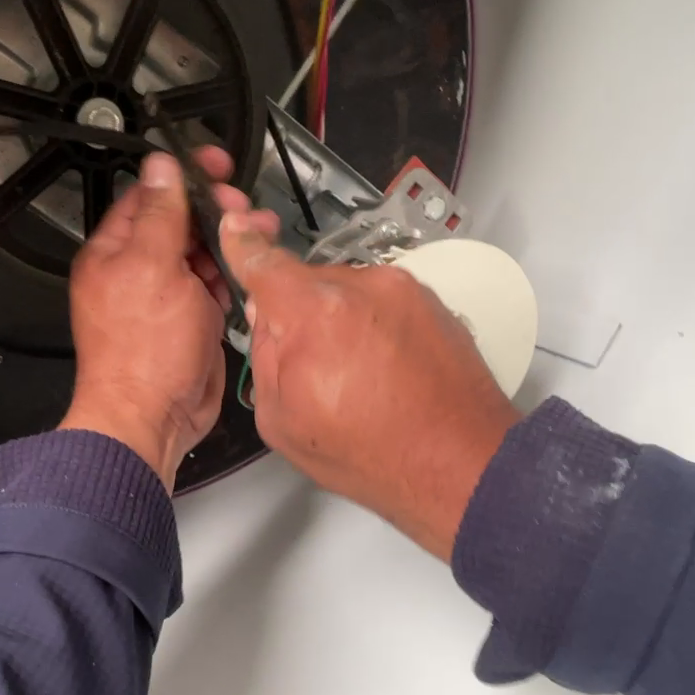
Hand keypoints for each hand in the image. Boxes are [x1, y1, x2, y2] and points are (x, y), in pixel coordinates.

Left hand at [60, 150, 277, 489]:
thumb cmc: (142, 352)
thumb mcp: (153, 268)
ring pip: (201, 254)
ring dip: (228, 242)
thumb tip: (161, 167)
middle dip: (214, 210)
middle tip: (240, 207)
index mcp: (114, 253)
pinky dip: (232, 277)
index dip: (184, 176)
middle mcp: (137, 272)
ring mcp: (166, 298)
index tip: (216, 164)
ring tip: (255, 233)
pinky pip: (214, 287)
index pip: (150, 196)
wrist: (153, 417)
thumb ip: (161, 215)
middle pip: (180, 223)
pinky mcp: (190, 322)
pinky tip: (248, 271)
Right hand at [218, 213, 521, 559]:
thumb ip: (264, 357)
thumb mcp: (281, 421)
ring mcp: (405, 290)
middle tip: (312, 369)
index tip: (236, 230)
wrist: (458, 465)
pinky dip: (374, 328)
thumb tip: (268, 321)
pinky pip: (384, 303)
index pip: (264, 263)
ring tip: (357, 379)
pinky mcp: (434, 302)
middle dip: (300, 315)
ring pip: (348, 293)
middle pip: (308, 284)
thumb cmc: (369, 453)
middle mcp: (363, 286)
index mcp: (315, 313)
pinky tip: (385, 373)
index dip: (244, 247)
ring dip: (340, 322)